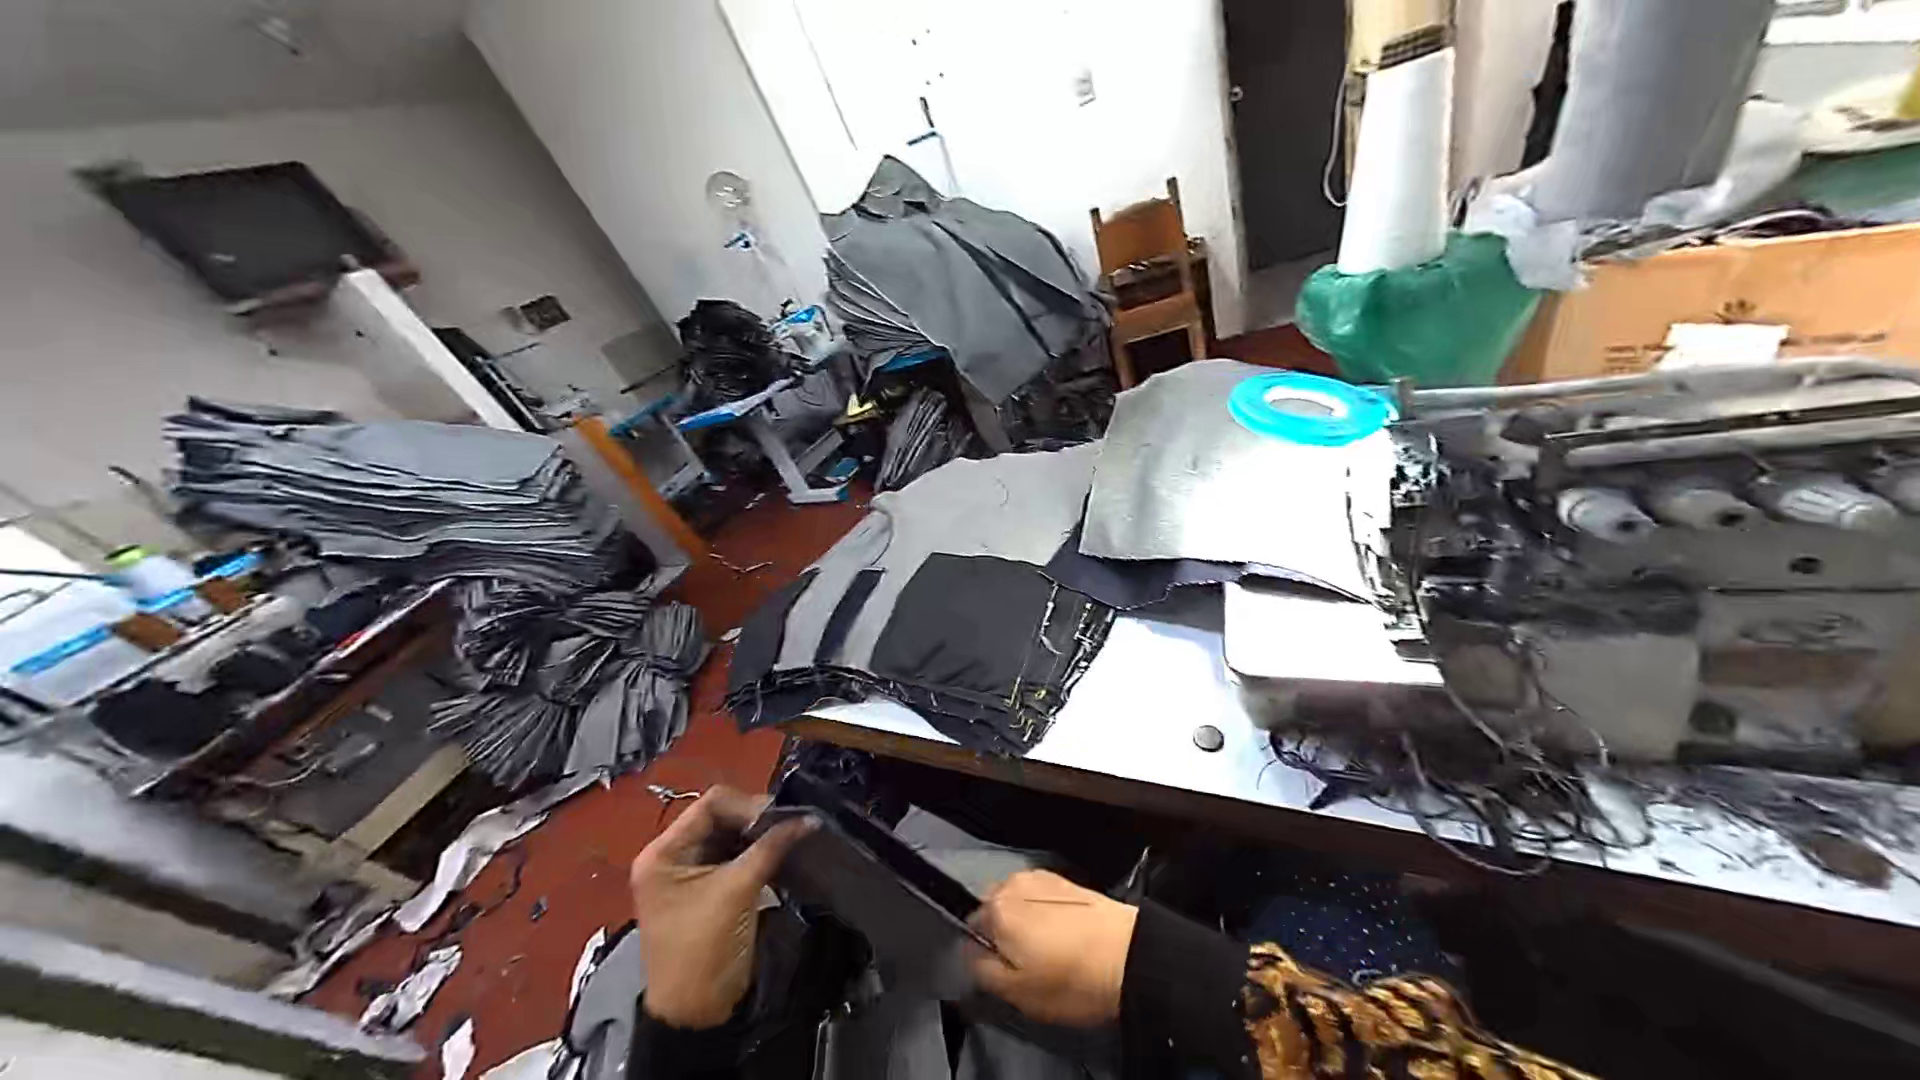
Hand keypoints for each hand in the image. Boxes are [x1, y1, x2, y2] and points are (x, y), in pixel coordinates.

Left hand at [628, 786, 814, 1028]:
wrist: (697, 1013)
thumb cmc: (703, 949)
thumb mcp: (736, 891)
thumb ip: (770, 848)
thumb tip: (807, 818)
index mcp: (664, 852)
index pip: (710, 804)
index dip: (747, 805)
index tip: (780, 818)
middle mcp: (675, 854)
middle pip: (722, 817)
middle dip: (757, 820)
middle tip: (790, 825)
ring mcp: (692, 871)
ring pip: (733, 835)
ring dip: (761, 835)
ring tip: (791, 837)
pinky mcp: (711, 886)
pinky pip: (738, 855)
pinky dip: (760, 852)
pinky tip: (783, 853)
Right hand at [968, 869, 1138, 1026]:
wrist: (1129, 954)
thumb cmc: (1070, 979)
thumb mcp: (1018, 993)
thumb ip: (981, 970)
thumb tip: (969, 952)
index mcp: (996, 908)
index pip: (970, 927)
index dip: (983, 951)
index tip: (1002, 971)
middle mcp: (1012, 883)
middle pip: (994, 909)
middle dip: (1003, 931)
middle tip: (1026, 963)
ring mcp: (1040, 876)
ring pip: (1018, 902)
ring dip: (1024, 921)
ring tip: (1049, 950)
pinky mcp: (1065, 880)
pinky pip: (1040, 897)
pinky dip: (1044, 913)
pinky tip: (1064, 935)